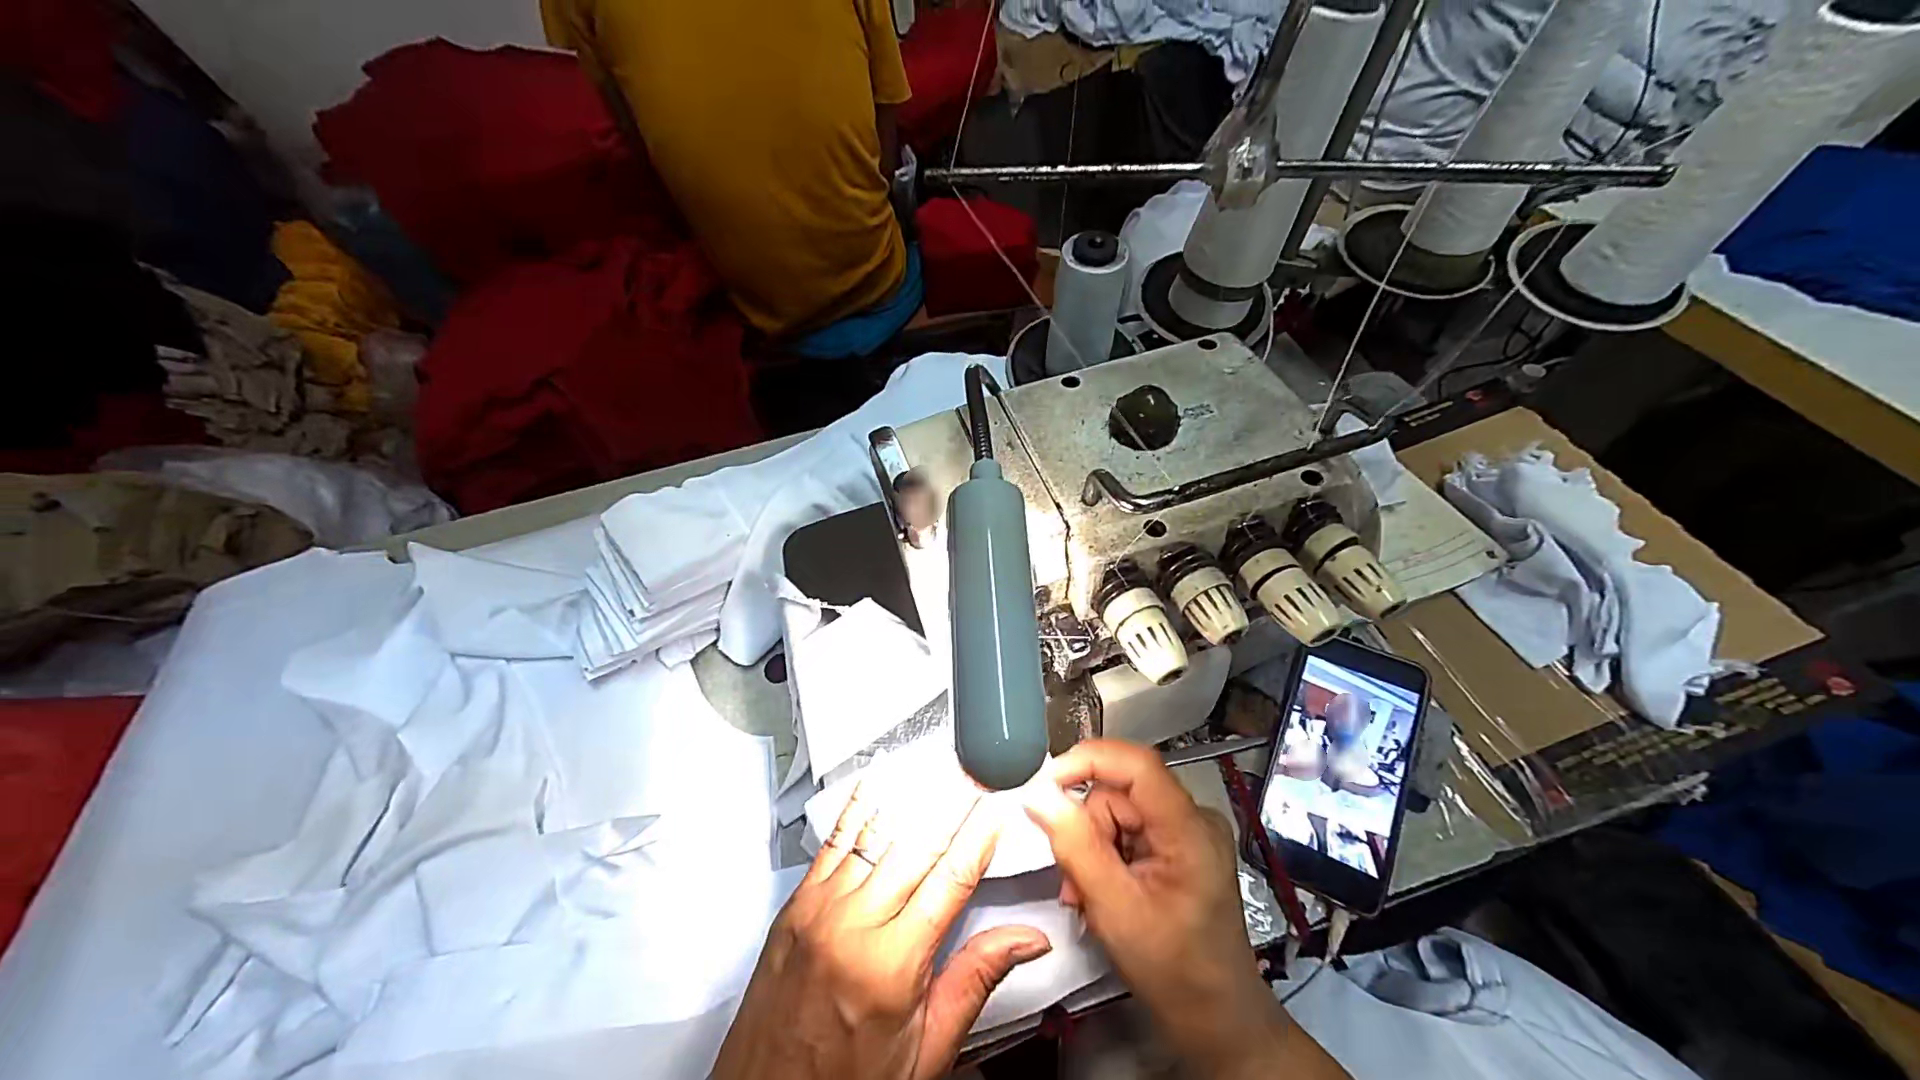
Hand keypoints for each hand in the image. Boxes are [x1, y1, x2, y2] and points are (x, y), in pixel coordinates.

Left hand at [712, 786, 1051, 1079]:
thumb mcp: (925, 1049)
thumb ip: (975, 980)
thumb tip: (1025, 941)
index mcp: (892, 966)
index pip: (951, 880)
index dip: (979, 838)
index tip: (996, 809)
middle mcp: (853, 927)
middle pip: (917, 848)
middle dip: (952, 808)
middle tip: (975, 779)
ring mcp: (820, 910)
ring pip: (876, 836)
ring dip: (911, 802)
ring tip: (937, 774)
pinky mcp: (797, 906)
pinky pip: (832, 844)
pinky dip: (857, 812)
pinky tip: (873, 788)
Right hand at [1024, 740, 1348, 1079]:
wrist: (1216, 1016)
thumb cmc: (1172, 969)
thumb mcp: (1114, 909)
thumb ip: (1075, 846)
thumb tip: (1038, 794)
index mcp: (1190, 829)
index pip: (1137, 764)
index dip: (1088, 761)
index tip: (1045, 783)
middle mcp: (1193, 818)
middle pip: (1119, 792)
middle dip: (1085, 828)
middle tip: (1072, 879)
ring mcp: (1187, 831)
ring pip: (1116, 811)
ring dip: (1091, 848)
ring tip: (1088, 895)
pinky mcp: (1177, 845)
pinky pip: (1127, 829)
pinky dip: (1106, 855)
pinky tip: (1103, 890)